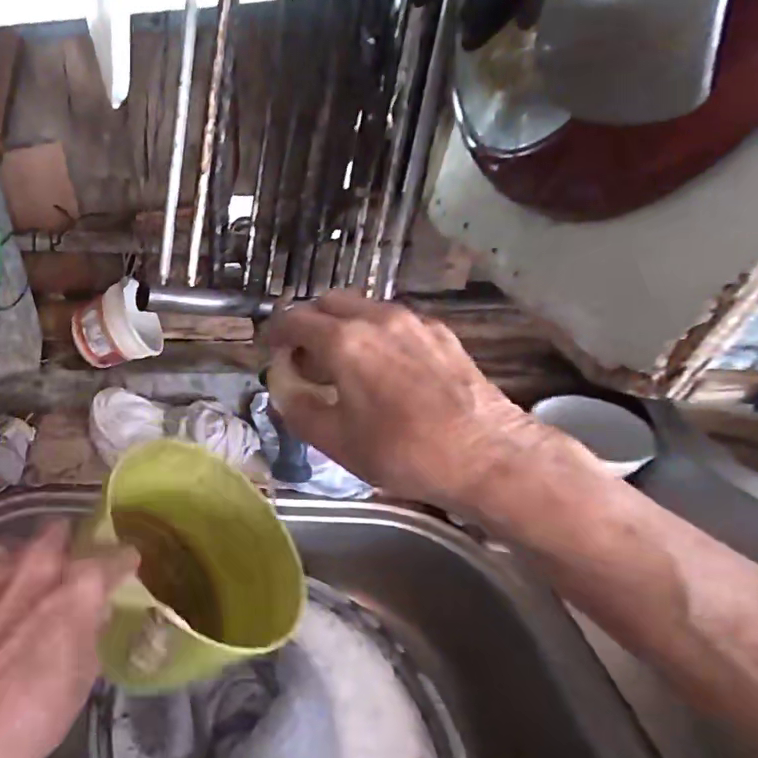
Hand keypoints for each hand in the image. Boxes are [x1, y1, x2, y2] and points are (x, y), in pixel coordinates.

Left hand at [0, 522, 137, 757]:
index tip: (117, 572)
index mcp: (77, 588)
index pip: (112, 556)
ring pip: (10, 549)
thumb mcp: (79, 683)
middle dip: (61, 551)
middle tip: (57, 581)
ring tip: (4, 603)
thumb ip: (89, 632)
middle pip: (57, 533)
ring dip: (15, 569)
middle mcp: (34, 563)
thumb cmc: (27, 720)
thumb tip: (90, 611)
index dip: (117, 565)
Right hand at [264, 289, 550, 508]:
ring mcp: (413, 322)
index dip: (274, 332)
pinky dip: (374, 332)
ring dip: (341, 325)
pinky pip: (393, 320)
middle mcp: (377, 319)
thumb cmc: (402, 451)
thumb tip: (283, 386)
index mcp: (343, 341)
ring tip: (342, 363)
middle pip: (328, 301)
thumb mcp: (333, 440)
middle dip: (308, 322)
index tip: (270, 350)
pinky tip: (382, 368)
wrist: (487, 456)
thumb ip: (296, 406)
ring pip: (363, 307)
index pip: (293, 319)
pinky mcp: (440, 333)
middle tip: (304, 356)